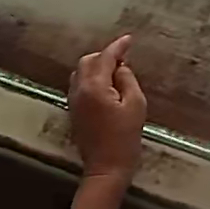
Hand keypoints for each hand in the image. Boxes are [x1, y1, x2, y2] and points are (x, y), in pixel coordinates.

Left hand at [68, 34, 146, 183]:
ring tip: (115, 71)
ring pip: (81, 72)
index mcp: (94, 86)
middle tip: (124, 58)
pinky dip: (91, 78)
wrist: (106, 168)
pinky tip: (105, 85)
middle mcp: (79, 90)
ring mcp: (73, 101)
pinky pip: (79, 84)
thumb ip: (127, 80)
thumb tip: (120, 67)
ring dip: (96, 66)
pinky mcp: (74, 111)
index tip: (129, 39)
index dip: (118, 47)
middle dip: (105, 56)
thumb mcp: (136, 105)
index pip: (105, 57)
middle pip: (88, 61)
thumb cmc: (125, 138)